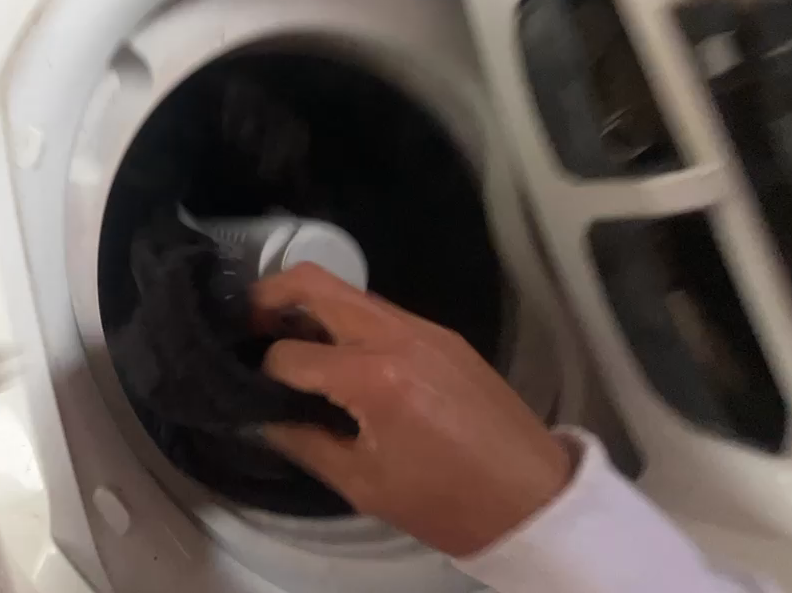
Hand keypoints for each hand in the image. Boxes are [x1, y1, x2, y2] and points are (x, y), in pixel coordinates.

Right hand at [253, 264, 576, 556]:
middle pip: (309, 282)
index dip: (263, 373)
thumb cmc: (450, 505)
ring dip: (305, 305)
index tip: (256, 389)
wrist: (544, 509)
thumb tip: (258, 416)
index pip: (288, 355)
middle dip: (266, 297)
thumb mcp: (363, 485)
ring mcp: (420, 327)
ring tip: (289, 338)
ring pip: (342, 289)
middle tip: (247, 323)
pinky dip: (342, 320)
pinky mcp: (440, 333)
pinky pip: (375, 309)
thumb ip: (299, 440)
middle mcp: (393, 335)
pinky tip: (340, 354)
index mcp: (372, 378)